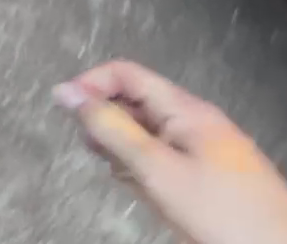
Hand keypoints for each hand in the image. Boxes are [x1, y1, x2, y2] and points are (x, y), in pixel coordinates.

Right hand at [54, 61, 286, 243]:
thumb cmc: (223, 213)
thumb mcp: (155, 168)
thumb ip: (108, 127)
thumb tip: (63, 90)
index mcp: (188, 111)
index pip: (125, 73)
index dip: (91, 85)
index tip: (69, 113)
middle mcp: (200, 123)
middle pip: (136, 102)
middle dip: (107, 121)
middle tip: (95, 150)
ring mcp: (212, 152)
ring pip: (150, 132)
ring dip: (126, 147)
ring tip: (123, 175)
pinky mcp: (219, 179)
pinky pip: (168, 157)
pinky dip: (148, 166)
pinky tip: (148, 189)